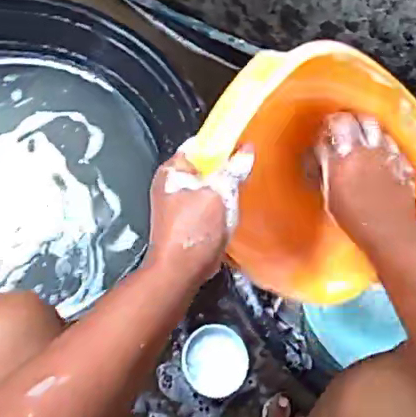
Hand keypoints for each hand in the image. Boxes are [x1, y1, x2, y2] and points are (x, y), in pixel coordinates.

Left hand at [142, 148, 253, 283]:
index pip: (197, 145)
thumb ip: (233, 170)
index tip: (240, 144)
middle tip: (243, 170)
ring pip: (206, 188)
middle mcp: (170, 186)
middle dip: (224, 169)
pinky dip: (219, 207)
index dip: (220, 143)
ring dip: (223, 191)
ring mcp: (175, 205)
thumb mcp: (219, 194)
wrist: (179, 273)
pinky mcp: (185, 223)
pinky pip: (206, 206)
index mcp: (172, 171)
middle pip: (203, 167)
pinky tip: (231, 213)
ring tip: (239, 192)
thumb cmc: (192, 232)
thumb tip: (246, 151)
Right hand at [315, 112, 415, 252]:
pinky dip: (383, 142)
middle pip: (352, 119)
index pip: (328, 130)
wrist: (392, 233)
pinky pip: (390, 141)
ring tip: (360, 134)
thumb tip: (322, 162)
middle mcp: (363, 151)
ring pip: (373, 124)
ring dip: (364, 126)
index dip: (324, 130)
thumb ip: (326, 174)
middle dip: (344, 120)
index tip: (322, 136)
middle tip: (339, 127)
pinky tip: (379, 151)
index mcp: (340, 160)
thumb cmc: (356, 222)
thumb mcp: (330, 199)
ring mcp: (385, 153)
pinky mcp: (401, 159)